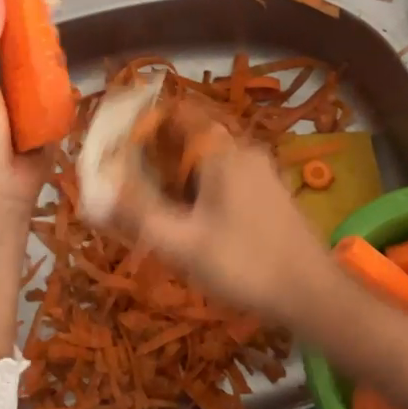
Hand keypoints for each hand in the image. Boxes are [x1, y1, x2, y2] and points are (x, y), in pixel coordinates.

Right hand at [105, 127, 330, 322]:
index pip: (178, 112)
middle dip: (156, 151)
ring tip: (150, 199)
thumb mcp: (182, 244)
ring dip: (177, 172)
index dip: (144, 119)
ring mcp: (260, 172)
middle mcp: (243, 151)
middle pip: (190, 136)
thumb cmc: (246, 265)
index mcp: (222, 152)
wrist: (314, 296)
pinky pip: (223, 175)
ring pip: (208, 158)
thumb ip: (136, 216)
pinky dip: (199, 186)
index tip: (116, 139)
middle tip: (126, 176)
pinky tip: (188, 218)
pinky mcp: (269, 194)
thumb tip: (93, 198)